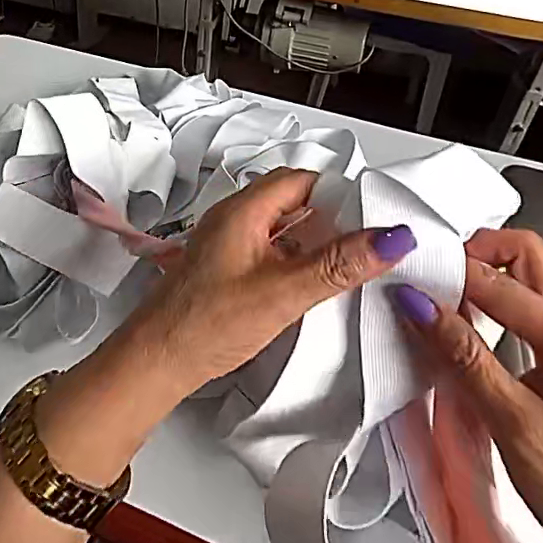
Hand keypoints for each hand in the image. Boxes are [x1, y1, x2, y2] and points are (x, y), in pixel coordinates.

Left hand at [124, 167, 415, 395]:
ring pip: (283, 223)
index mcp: (243, 210)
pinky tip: (309, 280)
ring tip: (342, 260)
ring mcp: (229, 242)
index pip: (302, 179)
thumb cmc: (201, 325)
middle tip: (361, 238)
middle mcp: (234, 219)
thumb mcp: (282, 293)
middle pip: (293, 198)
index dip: (339, 191)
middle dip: (330, 214)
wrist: (155, 363)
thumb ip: (337, 265)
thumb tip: (386, 239)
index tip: (369, 213)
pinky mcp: (228, 265)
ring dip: (313, 236)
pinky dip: (295, 255)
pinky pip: (270, 246)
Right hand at [389, 228, 542, 542]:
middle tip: (437, 271)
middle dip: (483, 251)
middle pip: (534, 257)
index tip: (411, 285)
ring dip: (497, 275)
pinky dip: (510, 305)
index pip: (501, 284)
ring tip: (454, 296)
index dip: (451, 279)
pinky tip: (486, 329)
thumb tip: (425, 311)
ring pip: (542, 281)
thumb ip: (467, 361)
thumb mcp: (517, 430)